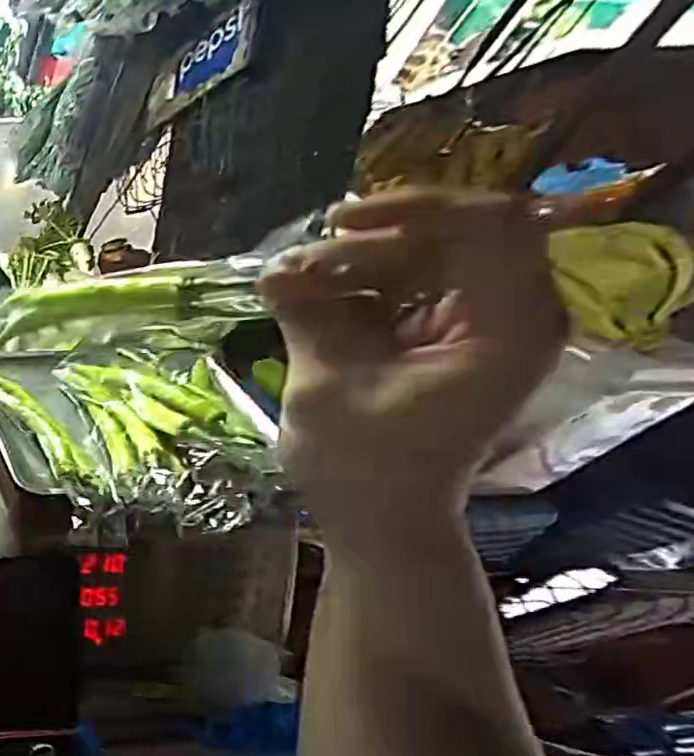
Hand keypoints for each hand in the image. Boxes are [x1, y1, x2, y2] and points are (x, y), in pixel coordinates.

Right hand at [258, 189, 565, 533]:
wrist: (380, 519)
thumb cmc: (359, 464)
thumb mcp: (326, 387)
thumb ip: (308, 318)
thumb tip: (271, 271)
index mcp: (504, 325)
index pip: (485, 228)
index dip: (410, 211)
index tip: (332, 223)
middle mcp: (510, 315)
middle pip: (454, 241)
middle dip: (368, 246)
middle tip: (291, 266)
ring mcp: (481, 328)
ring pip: (428, 265)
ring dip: (358, 268)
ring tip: (289, 284)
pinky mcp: (449, 343)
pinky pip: (411, 296)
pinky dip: (361, 294)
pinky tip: (311, 302)